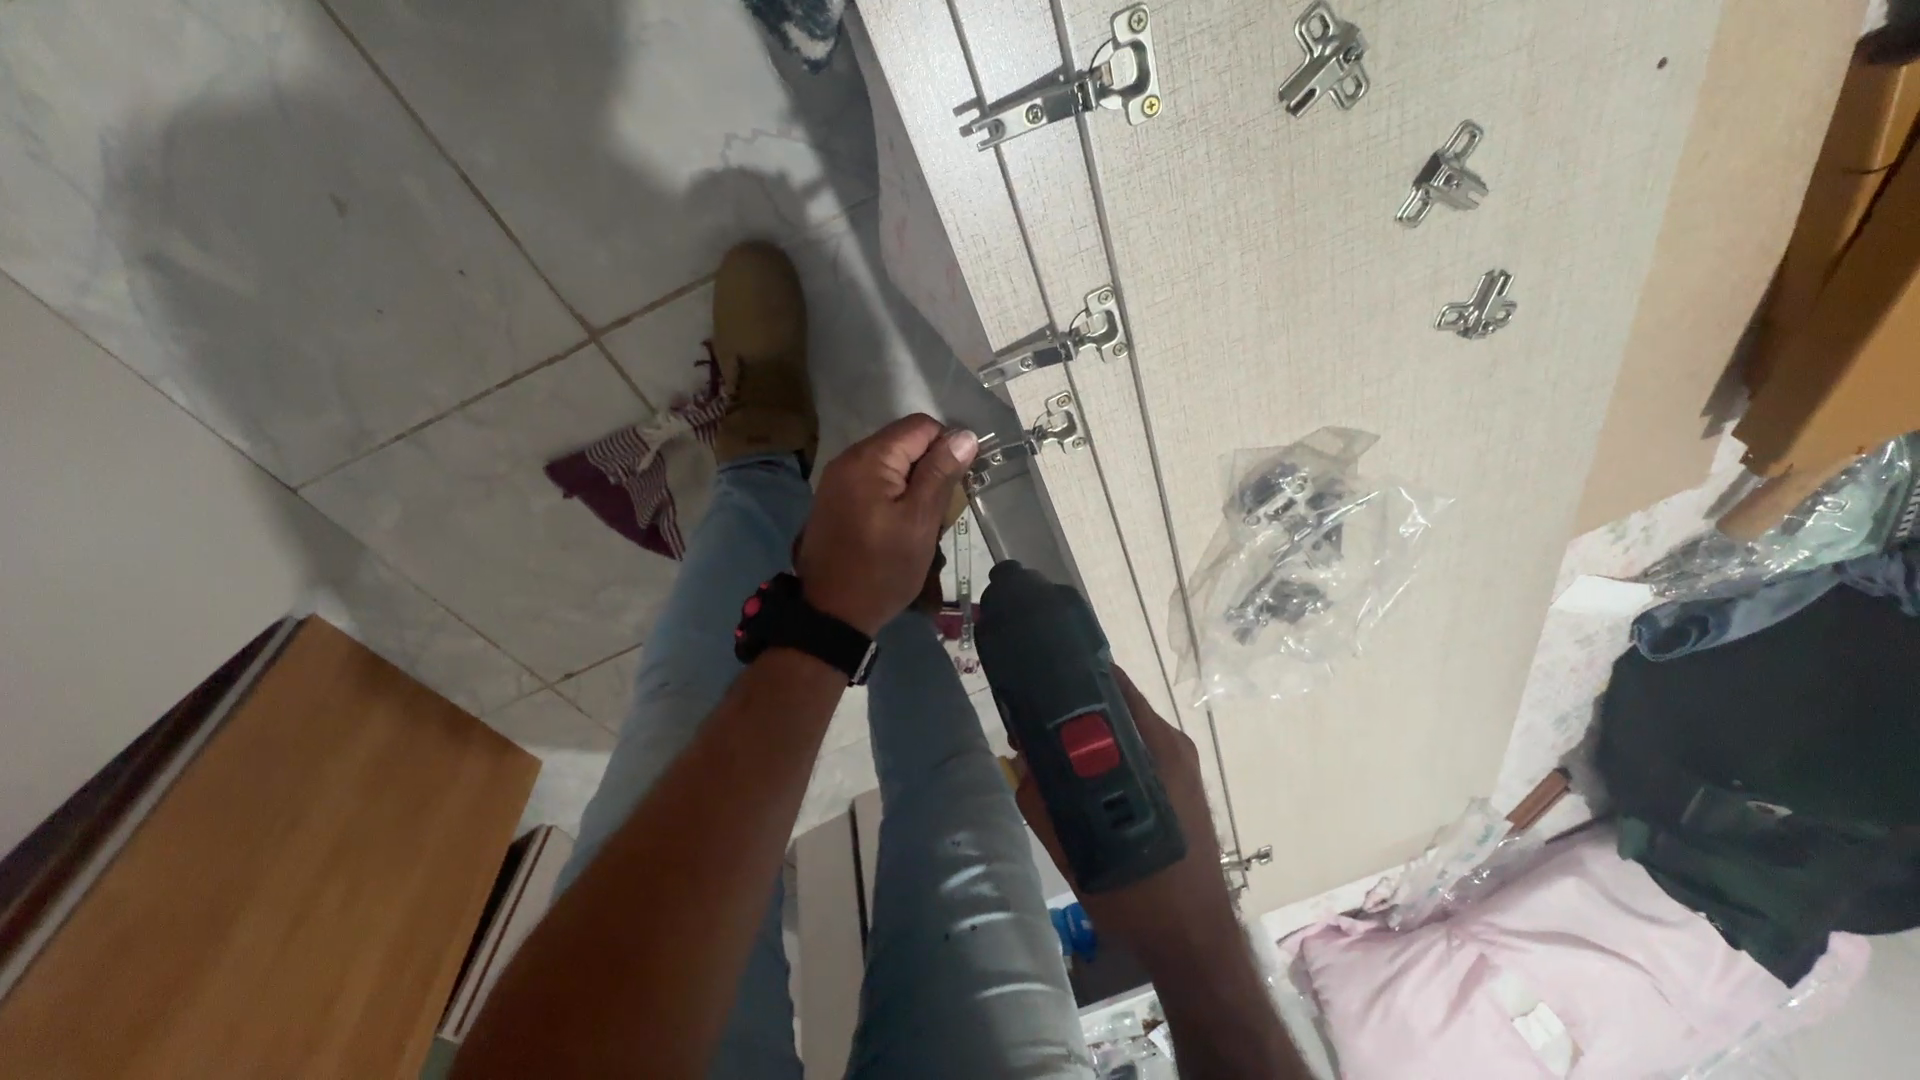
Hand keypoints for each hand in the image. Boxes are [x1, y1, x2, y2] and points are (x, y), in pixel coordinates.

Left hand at [796, 414, 977, 635]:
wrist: (832, 613)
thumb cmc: (882, 568)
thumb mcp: (920, 521)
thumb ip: (940, 474)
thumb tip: (964, 435)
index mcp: (869, 458)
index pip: (920, 426)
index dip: (947, 447)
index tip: (957, 484)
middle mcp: (848, 459)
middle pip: (903, 442)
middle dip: (929, 467)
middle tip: (940, 509)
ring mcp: (836, 480)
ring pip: (889, 463)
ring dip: (912, 484)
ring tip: (921, 521)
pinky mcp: (833, 500)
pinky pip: (872, 482)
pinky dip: (892, 495)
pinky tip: (898, 525)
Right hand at [1016, 667, 1239, 966]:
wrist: (1194, 942)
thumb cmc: (1139, 896)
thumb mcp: (1076, 850)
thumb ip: (1042, 802)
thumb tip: (1020, 760)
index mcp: (1157, 749)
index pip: (1111, 685)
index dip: (1070, 679)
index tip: (1033, 684)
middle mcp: (1172, 748)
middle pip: (1115, 708)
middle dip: (1072, 711)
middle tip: (1029, 725)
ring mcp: (1180, 767)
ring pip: (1124, 733)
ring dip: (1088, 737)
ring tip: (1046, 753)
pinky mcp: (1181, 788)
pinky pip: (1135, 755)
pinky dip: (1106, 757)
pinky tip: (1078, 780)